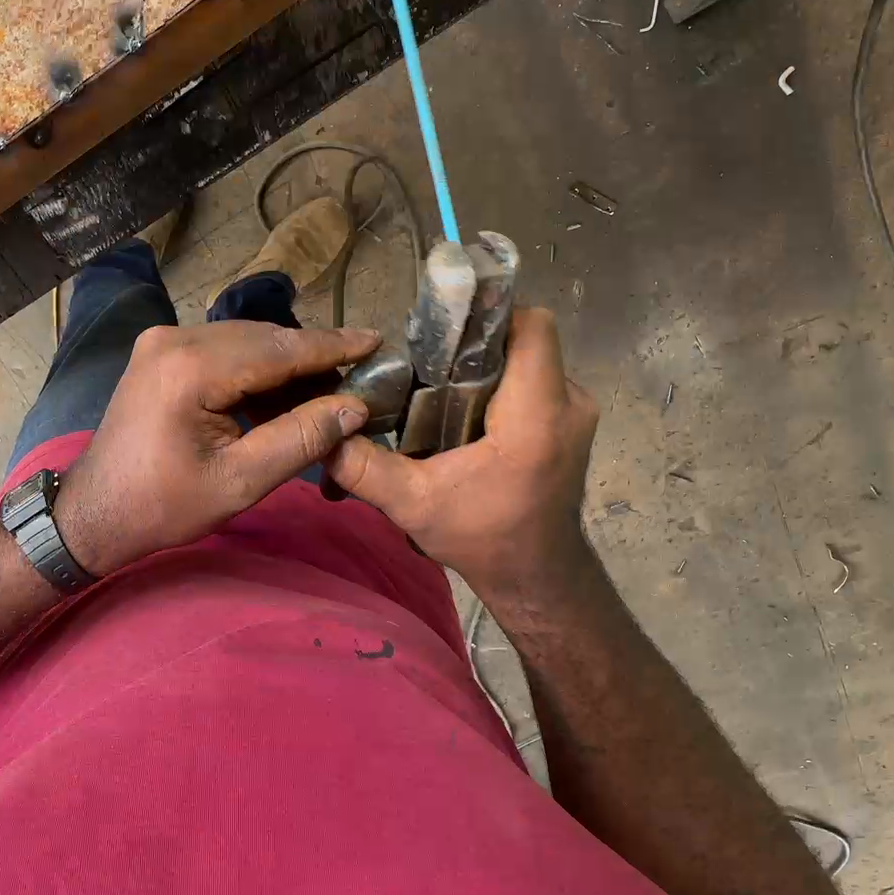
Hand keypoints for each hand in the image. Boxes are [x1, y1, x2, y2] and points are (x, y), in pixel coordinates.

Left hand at [55, 321, 381, 574]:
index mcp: (190, 367)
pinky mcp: (158, 354)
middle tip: (358, 376)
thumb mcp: (240, 481)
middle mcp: (174, 339)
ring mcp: (161, 342)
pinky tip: (282, 394)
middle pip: (261, 338)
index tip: (376, 341)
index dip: (331, 347)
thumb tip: (355, 407)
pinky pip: (220, 351)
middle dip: (311, 357)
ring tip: (328, 390)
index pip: (278, 348)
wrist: (96, 512)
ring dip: (284, 364)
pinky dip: (253, 369)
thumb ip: (300, 439)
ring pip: (243, 342)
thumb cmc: (164, 506)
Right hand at [324, 308, 599, 603]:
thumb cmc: (483, 539)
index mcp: (537, 416)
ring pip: (525, 359)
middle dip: (471, 345)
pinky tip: (460, 412)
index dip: (486, 317)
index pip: (531, 326)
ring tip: (437, 390)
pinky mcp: (567, 421)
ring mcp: (573, 410)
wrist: (536, 577)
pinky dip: (497, 385)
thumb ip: (363, 468)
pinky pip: (532, 379)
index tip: (439, 334)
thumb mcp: (412, 505)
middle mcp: (567, 403)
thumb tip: (320, 433)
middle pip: (522, 340)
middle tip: (423, 369)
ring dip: (482, 366)